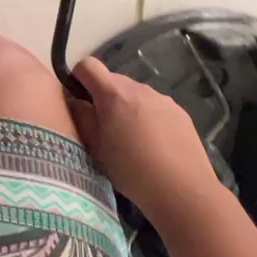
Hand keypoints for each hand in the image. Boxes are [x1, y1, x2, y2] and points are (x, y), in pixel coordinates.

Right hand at [67, 56, 225, 229]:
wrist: (183, 191)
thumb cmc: (131, 170)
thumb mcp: (96, 147)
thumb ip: (81, 117)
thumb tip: (73, 100)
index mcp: (113, 93)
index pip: (87, 65)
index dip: (78, 78)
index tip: (79, 101)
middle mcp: (138, 88)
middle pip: (112, 81)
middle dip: (104, 98)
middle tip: (105, 129)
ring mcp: (162, 99)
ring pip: (135, 94)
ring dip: (127, 108)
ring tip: (133, 141)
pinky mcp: (180, 112)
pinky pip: (155, 106)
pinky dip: (148, 118)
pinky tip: (155, 146)